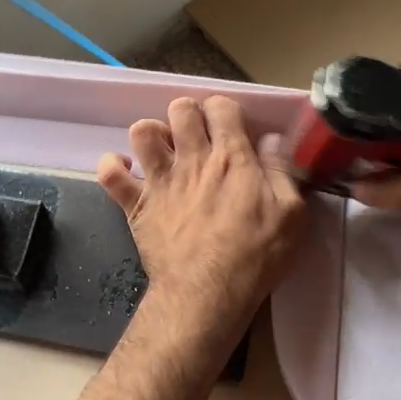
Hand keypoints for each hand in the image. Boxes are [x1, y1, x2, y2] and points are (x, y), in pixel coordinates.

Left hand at [97, 96, 307, 352]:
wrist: (207, 293)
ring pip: (142, 131)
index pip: (221, 107)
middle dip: (189, 114)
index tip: (232, 129)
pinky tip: (126, 170)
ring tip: (164, 150)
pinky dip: (113, 166)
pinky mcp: (136, 204)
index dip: (226, 110)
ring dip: (152, 134)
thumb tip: (271, 139)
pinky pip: (109, 174)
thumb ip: (280, 170)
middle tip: (199, 136)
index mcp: (231, 157)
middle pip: (181, 109)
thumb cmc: (255, 256)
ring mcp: (159, 180)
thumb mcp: (290, 214)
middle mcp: (192, 159)